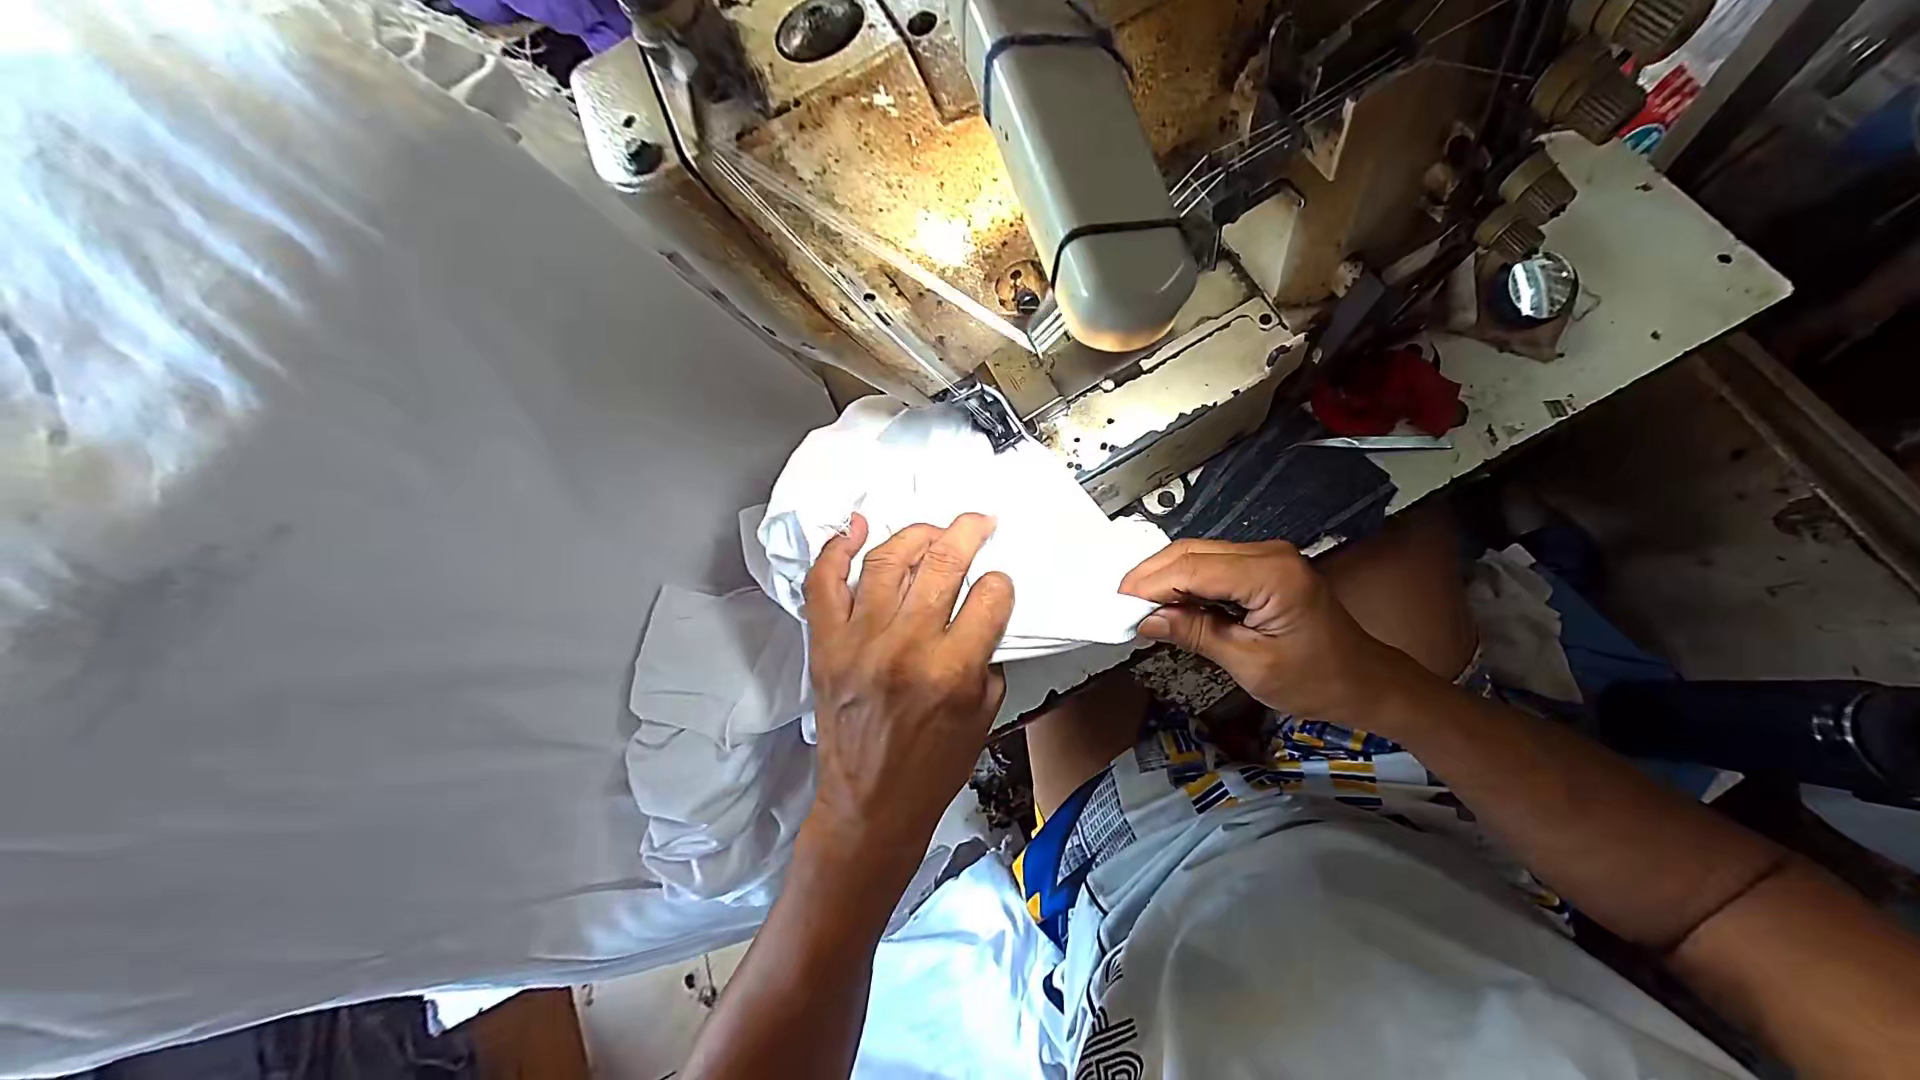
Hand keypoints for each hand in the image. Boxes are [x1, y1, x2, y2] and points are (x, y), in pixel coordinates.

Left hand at [800, 512, 1014, 870]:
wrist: (870, 804)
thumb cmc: (927, 769)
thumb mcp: (982, 715)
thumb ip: (986, 657)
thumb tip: (983, 610)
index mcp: (952, 671)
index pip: (990, 596)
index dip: (999, 583)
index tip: (996, 583)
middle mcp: (905, 649)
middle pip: (943, 563)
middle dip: (968, 533)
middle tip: (977, 524)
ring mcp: (859, 642)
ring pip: (888, 560)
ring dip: (915, 534)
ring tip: (932, 530)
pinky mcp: (826, 645)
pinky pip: (825, 582)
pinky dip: (836, 549)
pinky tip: (855, 529)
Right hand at [1119, 539, 1427, 724]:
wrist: (1366, 682)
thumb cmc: (1319, 680)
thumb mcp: (1250, 664)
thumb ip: (1196, 633)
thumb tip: (1147, 620)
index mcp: (1272, 575)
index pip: (1193, 570)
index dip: (1150, 586)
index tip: (1120, 606)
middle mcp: (1269, 554)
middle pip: (1190, 553)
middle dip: (1150, 577)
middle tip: (1121, 606)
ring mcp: (1267, 556)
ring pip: (1196, 555)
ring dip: (1164, 578)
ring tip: (1138, 606)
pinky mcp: (1262, 566)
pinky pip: (1211, 564)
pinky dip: (1183, 581)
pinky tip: (1168, 601)